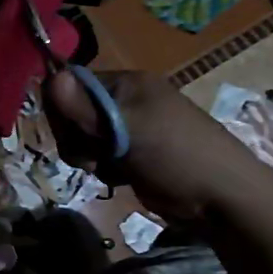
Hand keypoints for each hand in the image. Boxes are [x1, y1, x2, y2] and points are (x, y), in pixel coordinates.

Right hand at [46, 69, 272, 225]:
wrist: (221, 197)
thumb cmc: (175, 155)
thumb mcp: (128, 130)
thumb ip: (86, 108)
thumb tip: (51, 76)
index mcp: (128, 83)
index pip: (73, 84)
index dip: (64, 110)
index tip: (74, 134)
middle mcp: (128, 100)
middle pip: (76, 113)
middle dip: (78, 138)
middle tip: (95, 156)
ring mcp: (132, 129)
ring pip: (87, 139)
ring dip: (91, 157)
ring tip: (111, 168)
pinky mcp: (135, 154)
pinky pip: (103, 157)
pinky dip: (106, 168)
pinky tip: (121, 177)